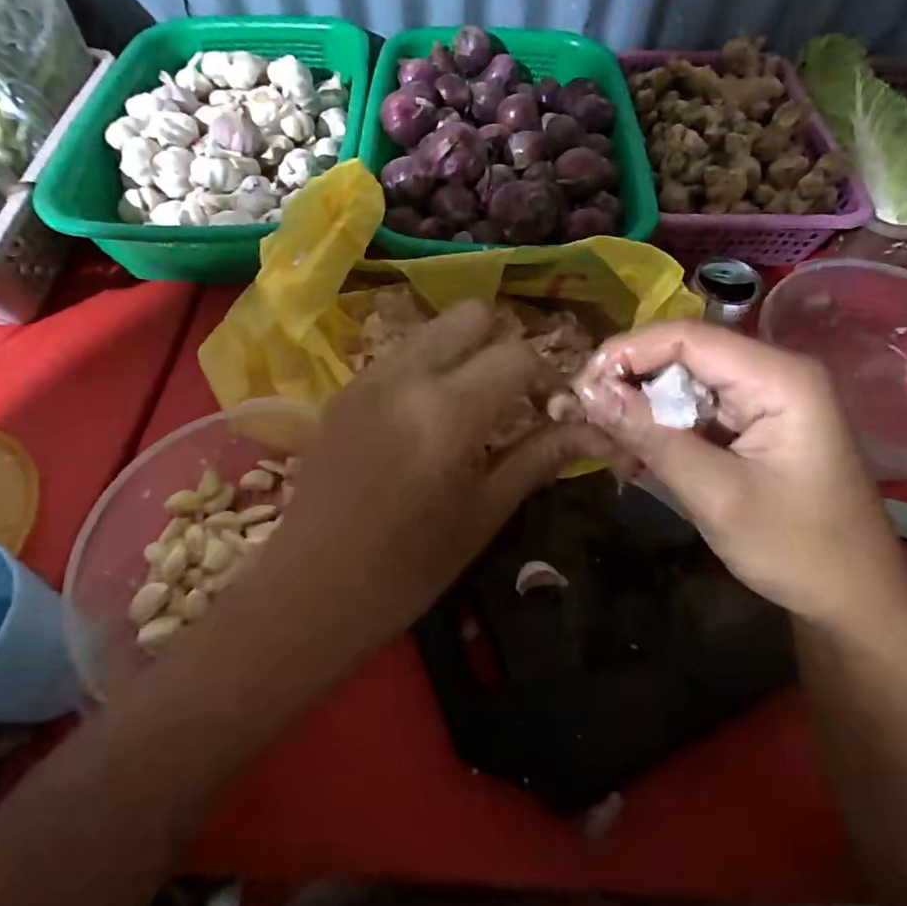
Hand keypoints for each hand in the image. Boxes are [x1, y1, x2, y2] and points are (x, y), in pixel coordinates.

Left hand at [265, 302, 614, 648]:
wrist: (310, 590)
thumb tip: (596, 432)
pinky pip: (401, 355)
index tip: (557, 411)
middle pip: (472, 315)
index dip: (550, 377)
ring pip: (433, 330)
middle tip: (517, 396)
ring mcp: (369, 378)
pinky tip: (431, 419)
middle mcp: (406, 374)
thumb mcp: (485, 512)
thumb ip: (539, 457)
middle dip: (506, 344)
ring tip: (477, 405)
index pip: (518, 356)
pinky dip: (430, 367)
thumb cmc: (410, 566)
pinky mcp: (345, 391)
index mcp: (447, 409)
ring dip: (466, 352)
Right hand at [571, 321, 905, 620]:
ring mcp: (766, 399)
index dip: (626, 352)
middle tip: (586, 421)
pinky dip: (664, 431)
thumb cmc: (796, 549)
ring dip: (642, 412)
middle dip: (630, 384)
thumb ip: (651, 436)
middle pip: (684, 355)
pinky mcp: (756, 424)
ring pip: (685, 384)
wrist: (853, 598)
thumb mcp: (715, 494)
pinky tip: (638, 460)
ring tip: (609, 449)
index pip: (686, 337)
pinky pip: (698, 411)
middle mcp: (773, 374)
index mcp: (779, 377)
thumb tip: (587, 392)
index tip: (580, 389)